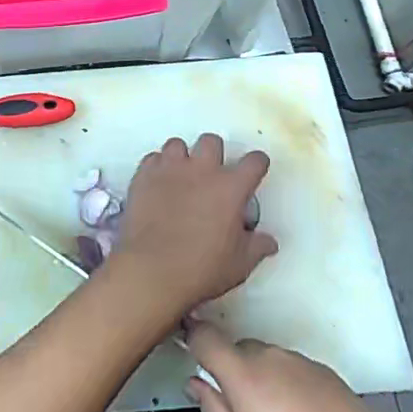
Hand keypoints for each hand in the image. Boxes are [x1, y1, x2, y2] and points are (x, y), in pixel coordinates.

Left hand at [104, 134, 276, 317]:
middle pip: (211, 141)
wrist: (152, 269)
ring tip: (180, 177)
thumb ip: (256, 246)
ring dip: (182, 157)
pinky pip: (152, 158)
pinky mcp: (143, 175)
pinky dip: (157, 167)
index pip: (254, 162)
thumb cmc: (202, 268)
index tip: (255, 170)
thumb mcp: (240, 264)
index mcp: (231, 187)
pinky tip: (158, 184)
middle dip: (214, 154)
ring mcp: (170, 169)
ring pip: (177, 144)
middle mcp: (201, 170)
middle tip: (211, 175)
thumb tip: (268, 241)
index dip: (257, 164)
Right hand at [186, 324, 412, 411]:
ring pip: (270, 358)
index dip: (191, 337)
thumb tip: (195, 384)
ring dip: (263, 376)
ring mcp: (303, 362)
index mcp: (243, 373)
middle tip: (239, 407)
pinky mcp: (330, 373)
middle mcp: (271, 356)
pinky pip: (297, 370)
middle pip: (239, 347)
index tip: (187, 347)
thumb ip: (214, 411)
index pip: (205, 336)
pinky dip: (291, 384)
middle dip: (232, 368)